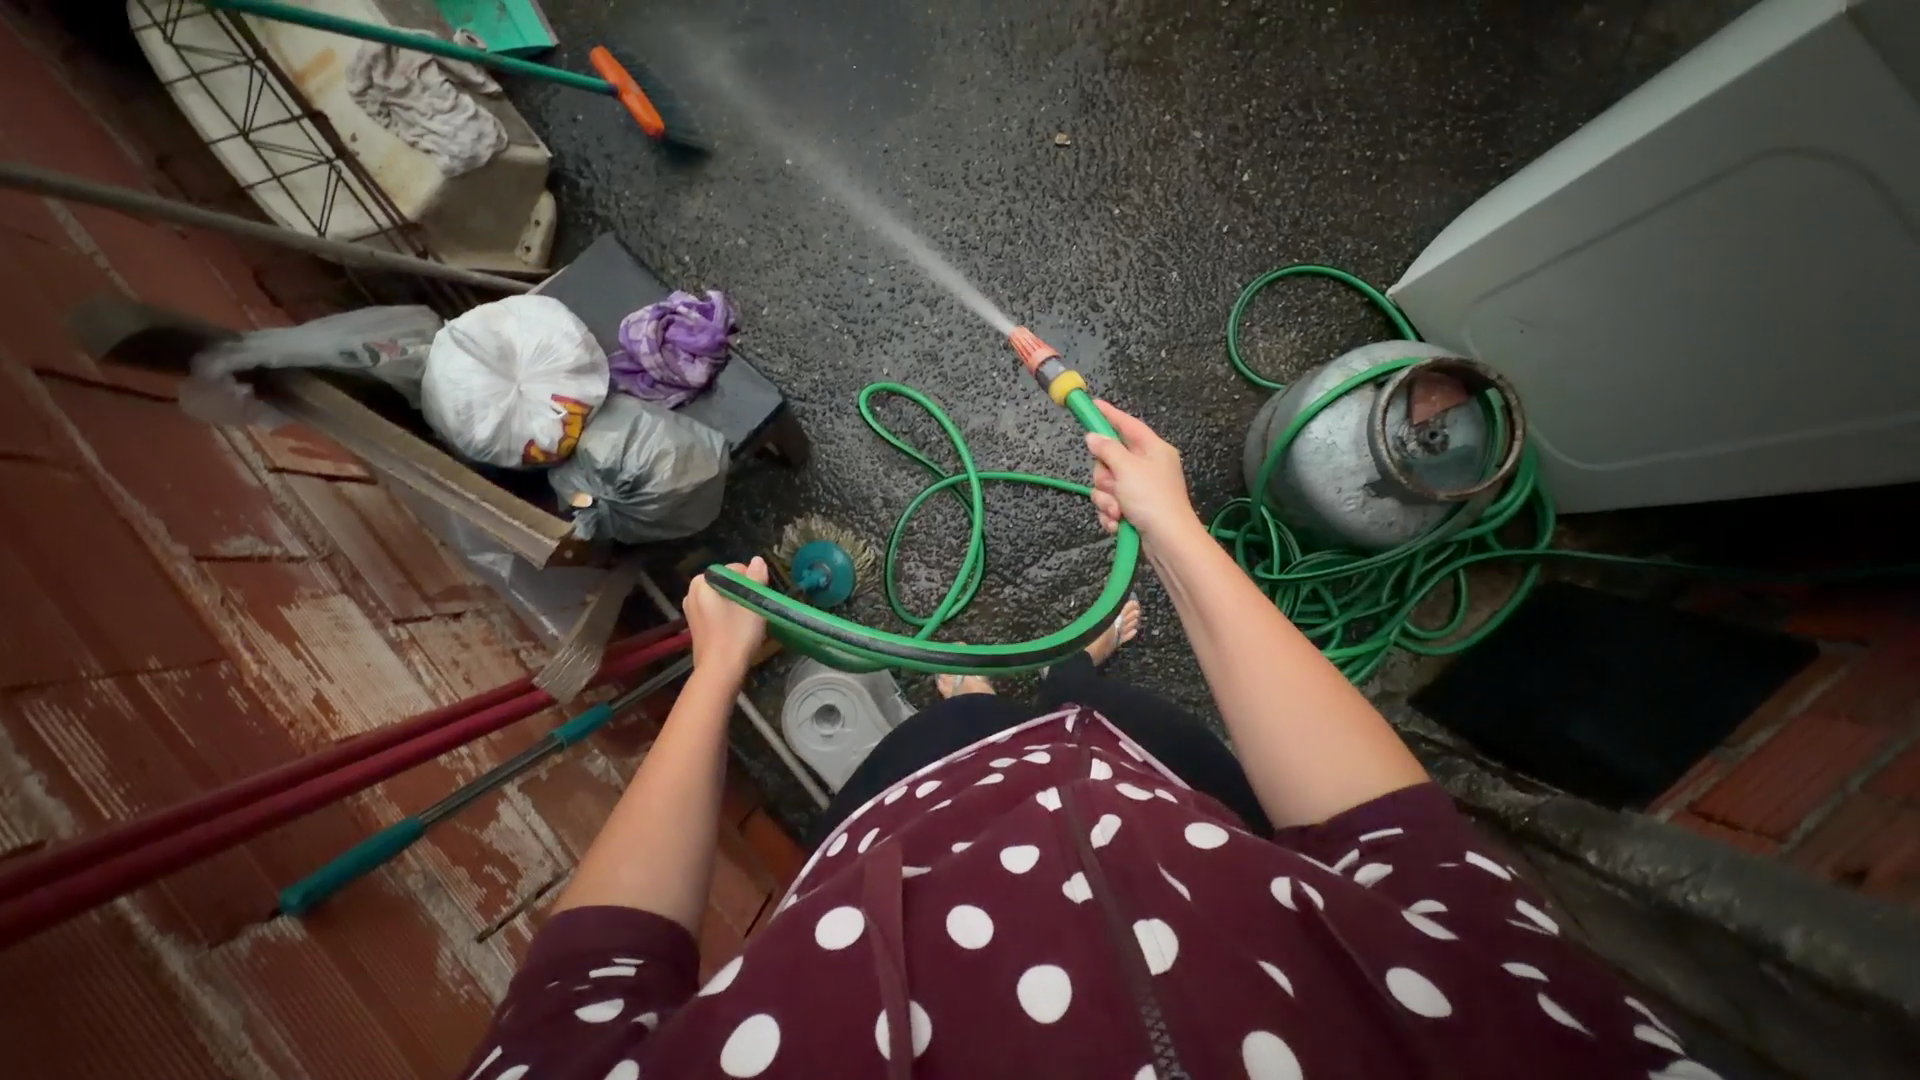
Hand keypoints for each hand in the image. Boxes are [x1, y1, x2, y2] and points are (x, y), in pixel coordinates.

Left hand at [684, 557, 768, 674]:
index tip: (759, 598)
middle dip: (743, 593)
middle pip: (727, 584)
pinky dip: (727, 616)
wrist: (720, 670)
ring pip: (723, 599)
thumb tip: (757, 559)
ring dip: (737, 605)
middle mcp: (692, 593)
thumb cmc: (737, 633)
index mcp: (702, 582)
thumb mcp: (752, 602)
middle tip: (756, 610)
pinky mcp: (695, 626)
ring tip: (748, 621)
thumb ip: (755, 578)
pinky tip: (737, 629)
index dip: (751, 581)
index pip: (735, 570)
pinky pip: (716, 612)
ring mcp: (691, 611)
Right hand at [1085, 400, 1198, 546]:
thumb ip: (1107, 450)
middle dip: (1105, 477)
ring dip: (1107, 499)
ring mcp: (1141, 489)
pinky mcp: (1135, 509)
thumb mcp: (1127, 468)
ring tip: (1118, 511)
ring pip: (1107, 485)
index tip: (1093, 405)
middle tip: (1113, 486)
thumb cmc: (1152, 498)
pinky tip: (1118, 524)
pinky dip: (1111, 514)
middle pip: (1110, 460)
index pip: (1128, 425)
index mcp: (1153, 450)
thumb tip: (1093, 437)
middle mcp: (1148, 466)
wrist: (1167, 540)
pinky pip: (1111, 504)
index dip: (1110, 415)